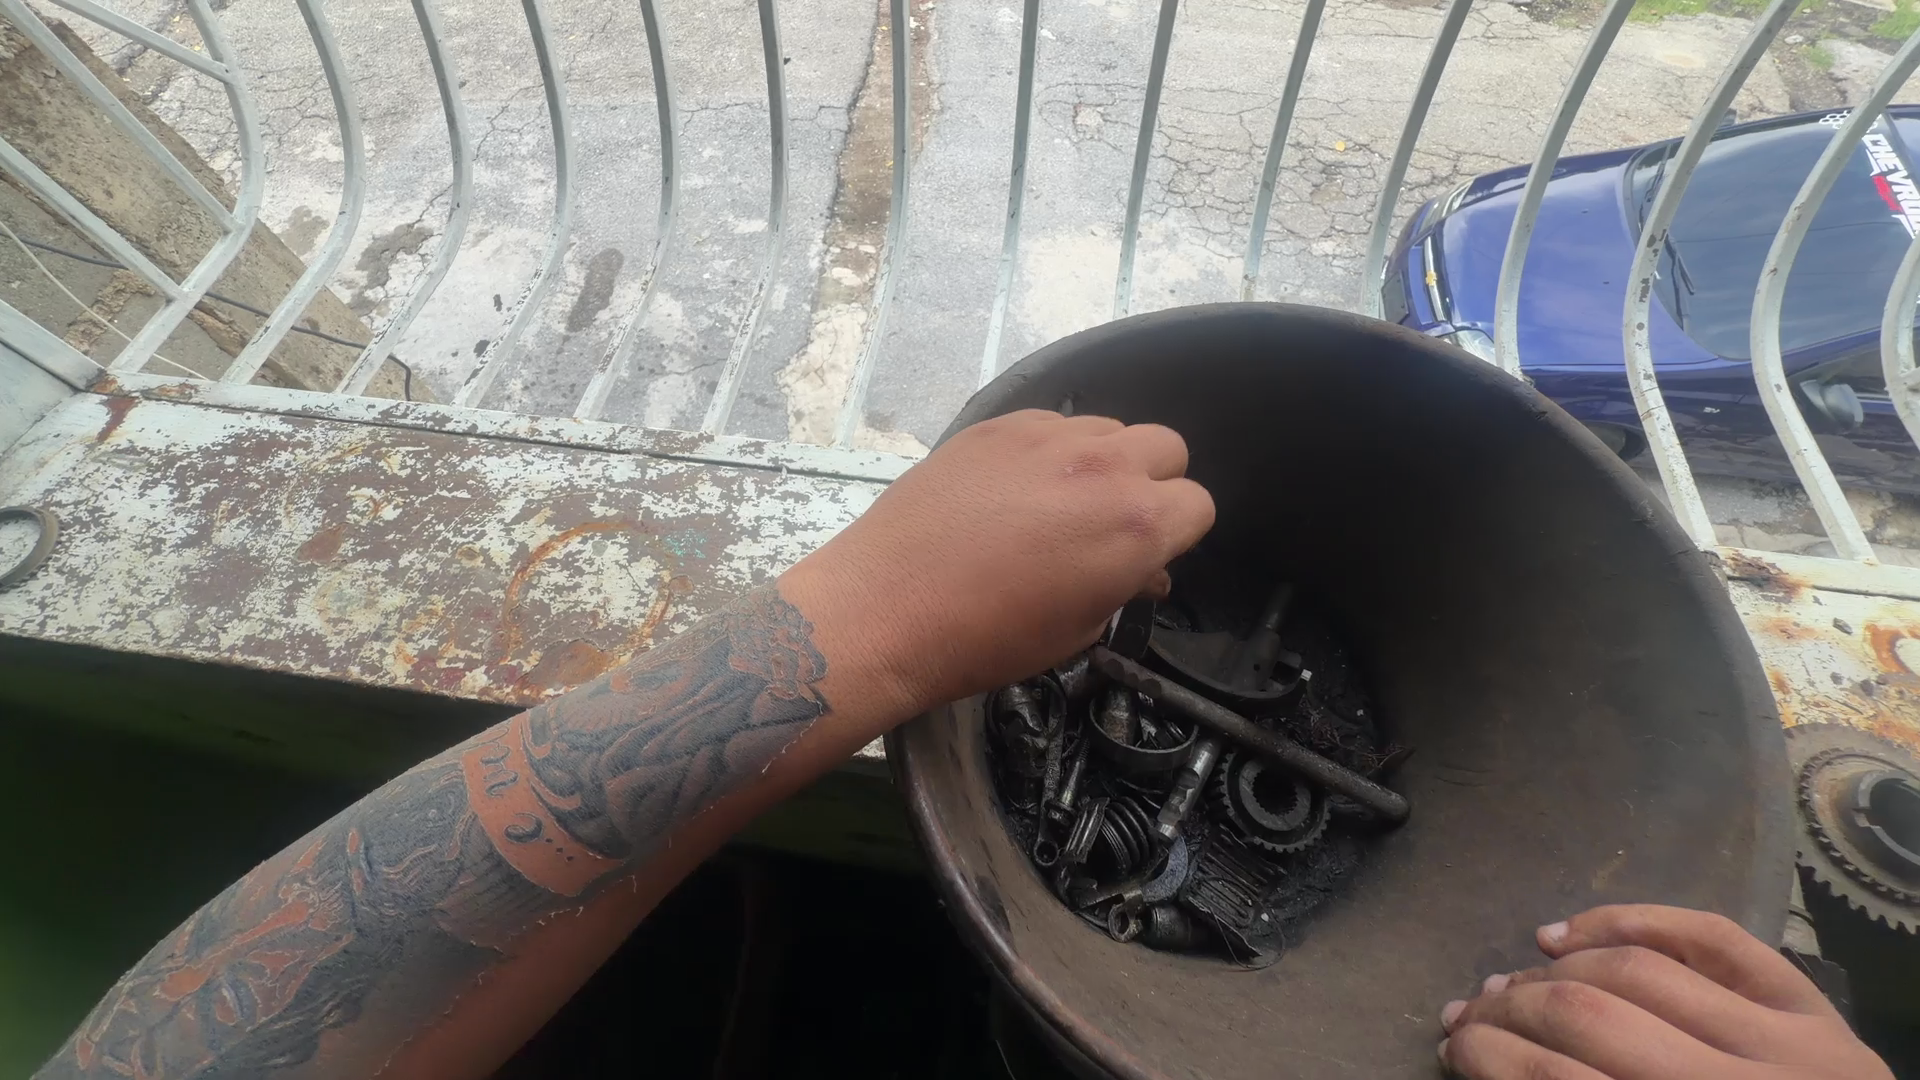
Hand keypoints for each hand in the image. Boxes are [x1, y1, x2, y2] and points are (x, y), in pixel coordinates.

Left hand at [782, 410, 1213, 718]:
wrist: (886, 607)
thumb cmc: (986, 639)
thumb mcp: (1076, 630)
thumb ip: (1124, 586)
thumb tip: (1144, 569)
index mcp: (1136, 524)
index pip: (1198, 505)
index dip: (1177, 535)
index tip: (1146, 556)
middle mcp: (1103, 466)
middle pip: (1166, 448)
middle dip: (1153, 485)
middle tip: (1110, 523)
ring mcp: (1046, 436)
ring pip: (1108, 428)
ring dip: (1103, 462)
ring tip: (1058, 502)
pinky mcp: (996, 425)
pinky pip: (1050, 423)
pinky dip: (1051, 449)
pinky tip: (1013, 485)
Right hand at [1438, 904, 1892, 1079]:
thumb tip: (1480, 1053)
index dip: (1485, 1056)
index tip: (1449, 1049)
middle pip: (1586, 1015)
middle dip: (1503, 1008)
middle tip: (1466, 1013)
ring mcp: (1799, 1048)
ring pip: (1632, 970)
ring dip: (1548, 971)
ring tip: (1509, 983)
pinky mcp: (1820, 1012)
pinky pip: (1710, 935)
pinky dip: (1629, 919)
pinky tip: (1567, 936)